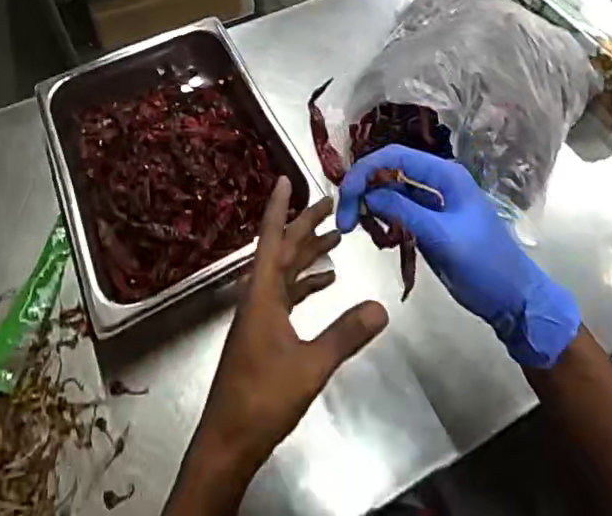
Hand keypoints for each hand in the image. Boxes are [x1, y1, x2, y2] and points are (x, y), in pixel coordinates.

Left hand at [165, 179, 388, 514]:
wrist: (230, 432)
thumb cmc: (264, 396)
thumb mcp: (311, 365)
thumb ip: (345, 335)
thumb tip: (380, 306)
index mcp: (261, 292)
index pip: (271, 238)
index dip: (279, 207)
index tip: (286, 178)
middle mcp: (257, 294)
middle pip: (281, 250)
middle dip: (304, 225)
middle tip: (330, 203)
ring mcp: (260, 313)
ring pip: (285, 271)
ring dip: (308, 253)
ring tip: (336, 237)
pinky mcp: (265, 331)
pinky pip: (287, 294)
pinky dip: (306, 284)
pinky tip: (326, 283)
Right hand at [335, 145, 580, 368]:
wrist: (516, 303)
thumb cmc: (487, 267)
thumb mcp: (443, 238)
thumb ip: (403, 211)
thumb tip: (367, 195)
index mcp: (446, 175)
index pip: (394, 157)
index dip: (364, 171)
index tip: (346, 196)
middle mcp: (436, 181)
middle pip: (386, 172)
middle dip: (360, 190)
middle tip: (344, 219)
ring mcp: (430, 202)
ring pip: (386, 191)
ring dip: (366, 205)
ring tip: (352, 228)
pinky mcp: (425, 221)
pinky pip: (393, 210)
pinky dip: (378, 218)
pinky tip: (371, 233)